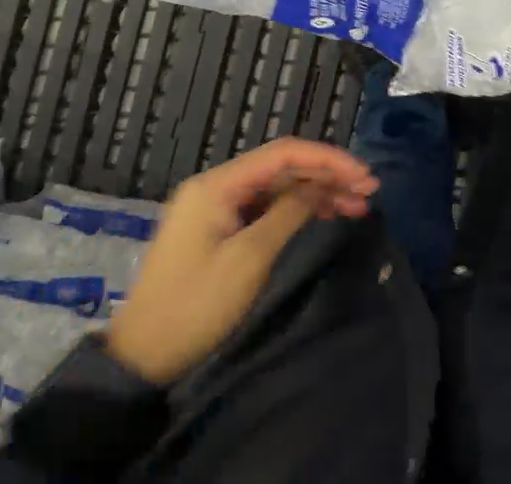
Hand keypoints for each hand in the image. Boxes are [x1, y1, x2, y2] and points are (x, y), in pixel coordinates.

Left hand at [106, 138, 378, 384]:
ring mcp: (217, 208)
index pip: (285, 153)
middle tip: (369, 192)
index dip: (330, 159)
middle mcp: (216, 187)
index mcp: (217, 186)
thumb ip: (289, 213)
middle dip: (329, 175)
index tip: (365, 176)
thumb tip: (321, 187)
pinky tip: (329, 215)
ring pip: (280, 187)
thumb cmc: (196, 304)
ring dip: (320, 192)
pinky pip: (268, 206)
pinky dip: (301, 209)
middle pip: (284, 167)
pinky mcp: (220, 229)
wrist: (141, 357)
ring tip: (358, 206)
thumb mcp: (250, 257)